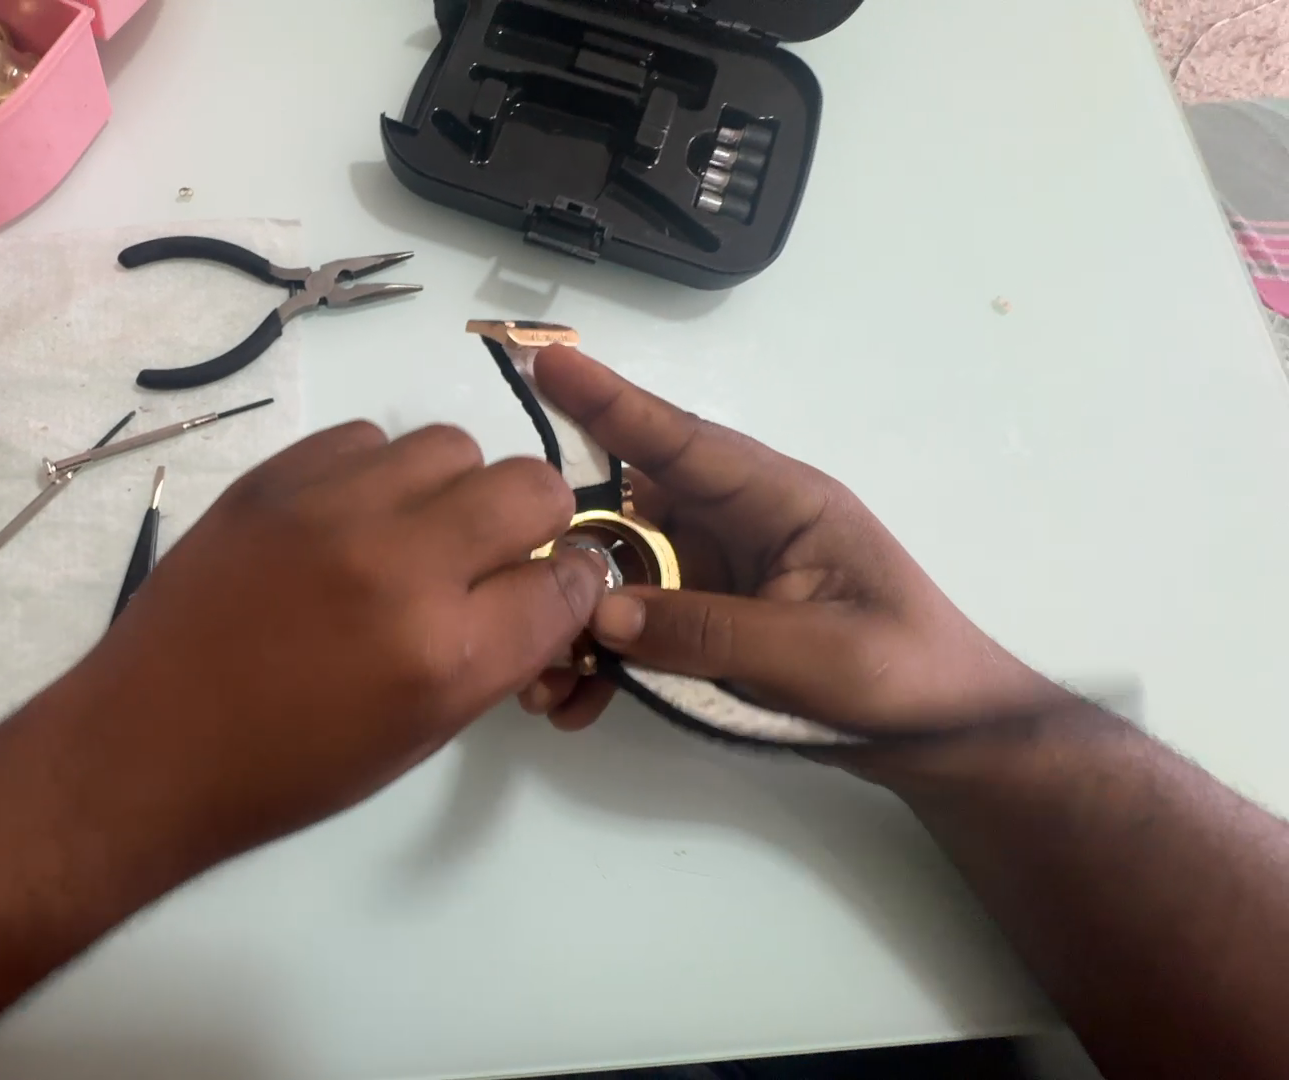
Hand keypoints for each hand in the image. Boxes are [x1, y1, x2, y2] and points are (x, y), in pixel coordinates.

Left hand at [65, 421, 608, 860]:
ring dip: (450, 489)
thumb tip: (536, 588)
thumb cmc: (286, 767)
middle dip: (532, 521)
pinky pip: (364, 438)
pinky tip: (345, 517)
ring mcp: (329, 509)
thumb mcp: (414, 735)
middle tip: (489, 552)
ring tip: (409, 530)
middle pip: (528, 486)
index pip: (568, 582)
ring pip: (448, 445)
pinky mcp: (270, 479)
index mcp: (445, 655)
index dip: (572, 583)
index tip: (551, 585)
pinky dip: (375, 473)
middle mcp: (400, 565)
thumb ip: (490, 654)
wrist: (148, 742)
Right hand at [517, 346, 1071, 736]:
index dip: (612, 403)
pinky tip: (575, 702)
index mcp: (776, 502)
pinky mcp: (690, 617)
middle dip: (563, 550)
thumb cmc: (904, 675)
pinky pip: (624, 628)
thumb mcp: (818, 653)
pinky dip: (594, 663)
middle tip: (509, 579)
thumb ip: (708, 631)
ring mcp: (703, 573)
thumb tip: (600, 614)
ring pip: (611, 578)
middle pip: (621, 516)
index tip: (551, 364)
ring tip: (542, 681)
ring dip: (570, 624)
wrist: (937, 738)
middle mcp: (726, 526)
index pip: (682, 441)